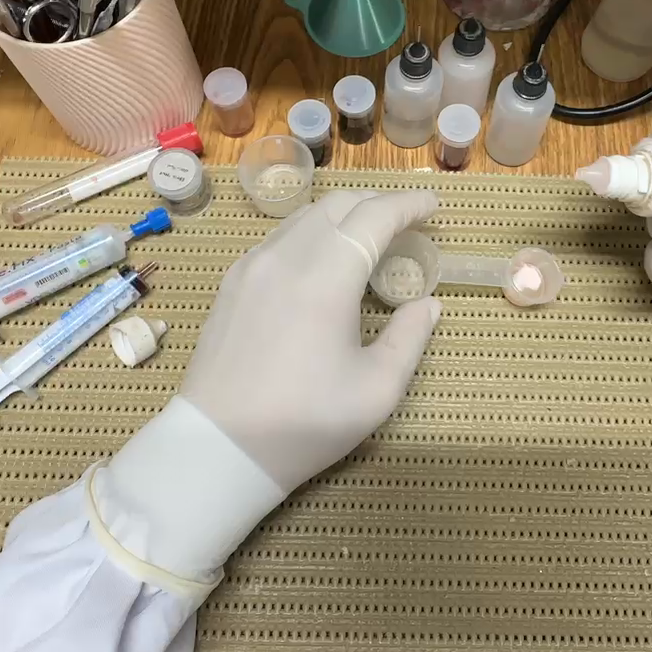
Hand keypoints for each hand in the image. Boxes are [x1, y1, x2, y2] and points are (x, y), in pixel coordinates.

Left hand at [179, 189, 442, 489]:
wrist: (219, 447)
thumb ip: (410, 338)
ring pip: (306, 216)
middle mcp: (286, 256)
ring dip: (343, 217)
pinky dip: (312, 234)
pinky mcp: (232, 281)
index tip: (433, 205)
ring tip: (367, 241)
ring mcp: (252, 265)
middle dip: (378, 204)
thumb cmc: (305, 423)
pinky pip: (280, 237)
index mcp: (326, 278)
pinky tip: (322, 263)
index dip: (409, 204)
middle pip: (338, 204)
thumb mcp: (376, 390)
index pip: (374, 217)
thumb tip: (428, 304)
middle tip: (406, 223)